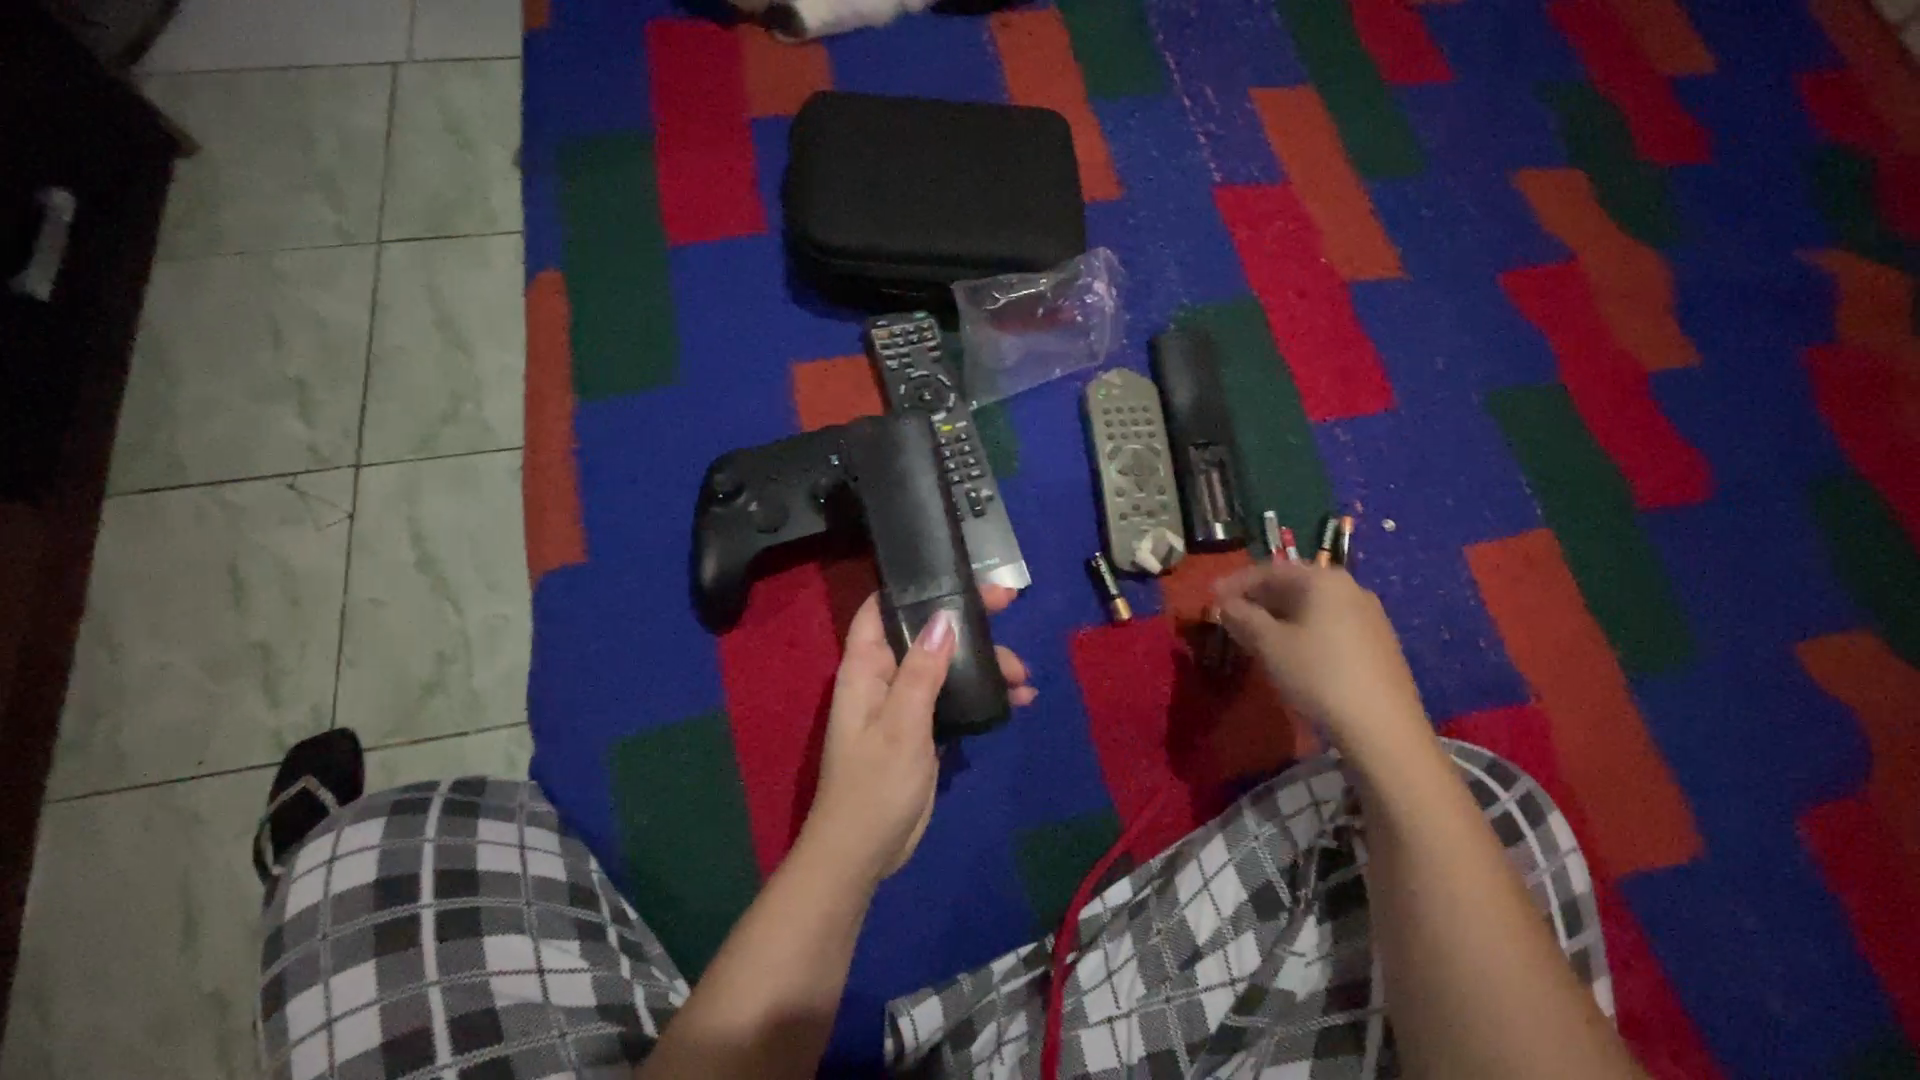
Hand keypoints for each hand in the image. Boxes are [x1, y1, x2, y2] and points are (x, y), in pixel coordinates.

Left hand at [798, 587, 1034, 885]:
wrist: (865, 852)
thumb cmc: (875, 785)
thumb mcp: (901, 725)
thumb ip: (923, 670)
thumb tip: (944, 617)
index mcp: (865, 669)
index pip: (882, 609)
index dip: (916, 587)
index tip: (960, 575)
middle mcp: (883, 678)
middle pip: (925, 634)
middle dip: (968, 623)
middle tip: (1011, 606)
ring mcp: (904, 705)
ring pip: (948, 666)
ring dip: (985, 664)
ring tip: (1025, 677)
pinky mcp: (922, 730)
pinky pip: (955, 699)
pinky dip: (984, 696)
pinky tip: (1018, 701)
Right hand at [1211, 562, 1428, 753]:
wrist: (1382, 725)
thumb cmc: (1318, 674)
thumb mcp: (1270, 645)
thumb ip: (1243, 618)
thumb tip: (1225, 604)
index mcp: (1323, 581)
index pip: (1271, 570)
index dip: (1237, 582)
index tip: (1211, 597)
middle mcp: (1351, 588)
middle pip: (1295, 586)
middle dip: (1259, 600)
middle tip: (1231, 617)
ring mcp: (1370, 616)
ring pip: (1313, 608)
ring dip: (1280, 617)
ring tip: (1255, 636)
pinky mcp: (1379, 643)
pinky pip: (1331, 625)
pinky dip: (1304, 631)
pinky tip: (1292, 652)